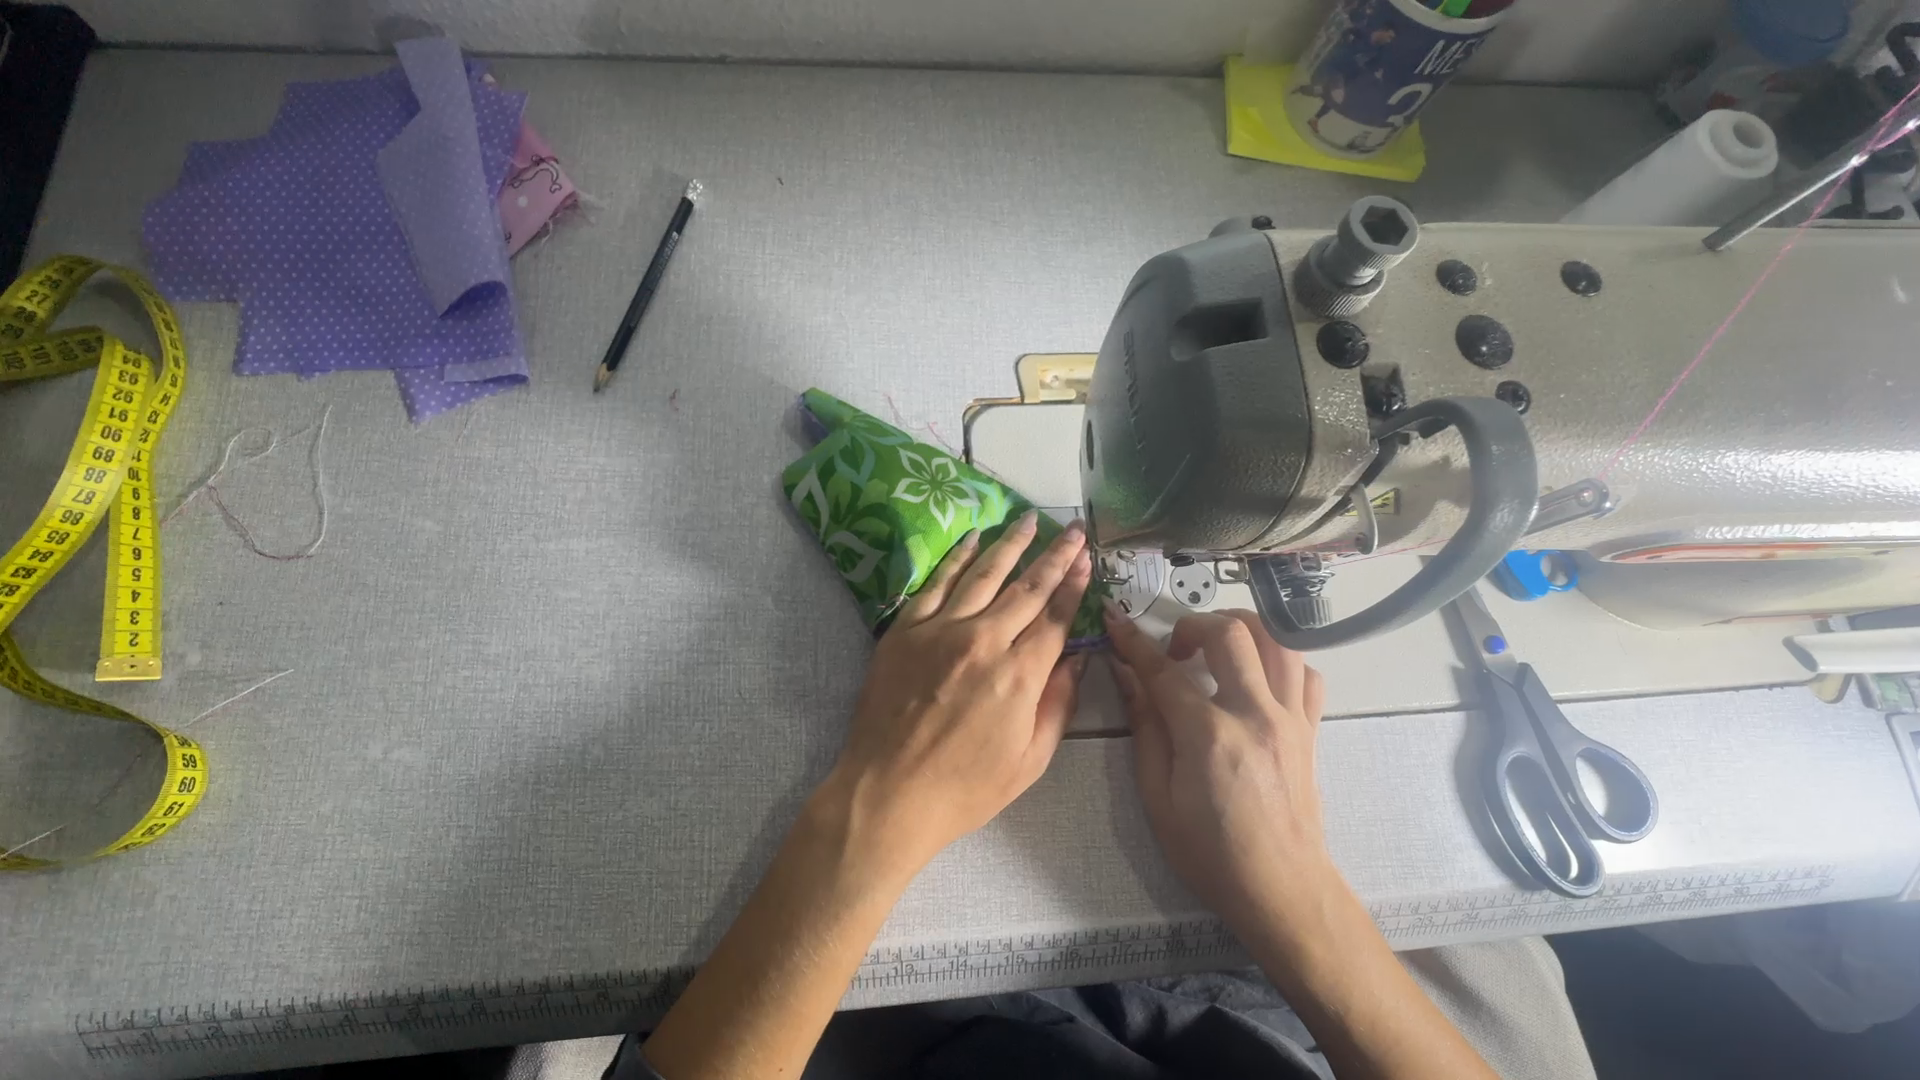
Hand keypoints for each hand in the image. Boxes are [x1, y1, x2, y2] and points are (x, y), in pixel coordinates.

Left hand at [822, 510, 1092, 875]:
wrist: (888, 792)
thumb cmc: (966, 788)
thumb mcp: (1031, 760)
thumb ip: (1059, 704)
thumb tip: (1078, 658)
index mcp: (1020, 675)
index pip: (1056, 616)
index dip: (1075, 584)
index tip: (1087, 557)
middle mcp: (985, 640)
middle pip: (1027, 587)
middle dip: (1055, 554)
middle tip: (1072, 528)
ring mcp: (941, 630)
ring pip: (984, 574)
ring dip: (1011, 544)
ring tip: (1028, 520)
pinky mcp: (906, 630)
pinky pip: (937, 583)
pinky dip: (957, 557)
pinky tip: (973, 539)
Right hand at [1106, 607, 1331, 930]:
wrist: (1281, 889)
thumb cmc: (1209, 852)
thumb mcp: (1157, 797)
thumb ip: (1144, 727)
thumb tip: (1126, 674)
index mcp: (1209, 736)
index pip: (1164, 671)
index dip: (1134, 641)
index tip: (1115, 619)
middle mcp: (1256, 715)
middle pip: (1231, 634)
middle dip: (1194, 624)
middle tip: (1174, 650)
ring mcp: (1291, 719)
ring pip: (1278, 640)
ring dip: (1242, 629)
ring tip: (1217, 647)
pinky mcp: (1311, 730)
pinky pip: (1305, 673)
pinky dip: (1280, 659)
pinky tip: (1257, 676)